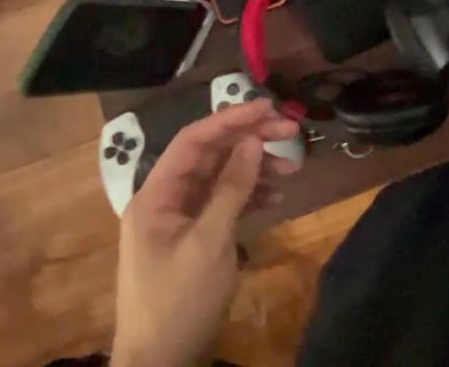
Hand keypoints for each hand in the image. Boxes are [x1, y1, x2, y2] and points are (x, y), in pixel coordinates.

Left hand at [111, 99, 299, 366]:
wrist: (161, 363)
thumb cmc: (178, 300)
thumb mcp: (208, 242)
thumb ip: (231, 189)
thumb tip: (252, 141)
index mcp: (155, 196)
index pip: (193, 141)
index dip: (231, 118)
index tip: (270, 108)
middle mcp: (165, 200)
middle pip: (211, 154)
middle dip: (250, 140)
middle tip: (292, 134)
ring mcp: (180, 219)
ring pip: (222, 176)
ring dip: (256, 167)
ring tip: (293, 169)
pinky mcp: (196, 236)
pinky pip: (225, 201)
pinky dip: (251, 195)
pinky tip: (276, 198)